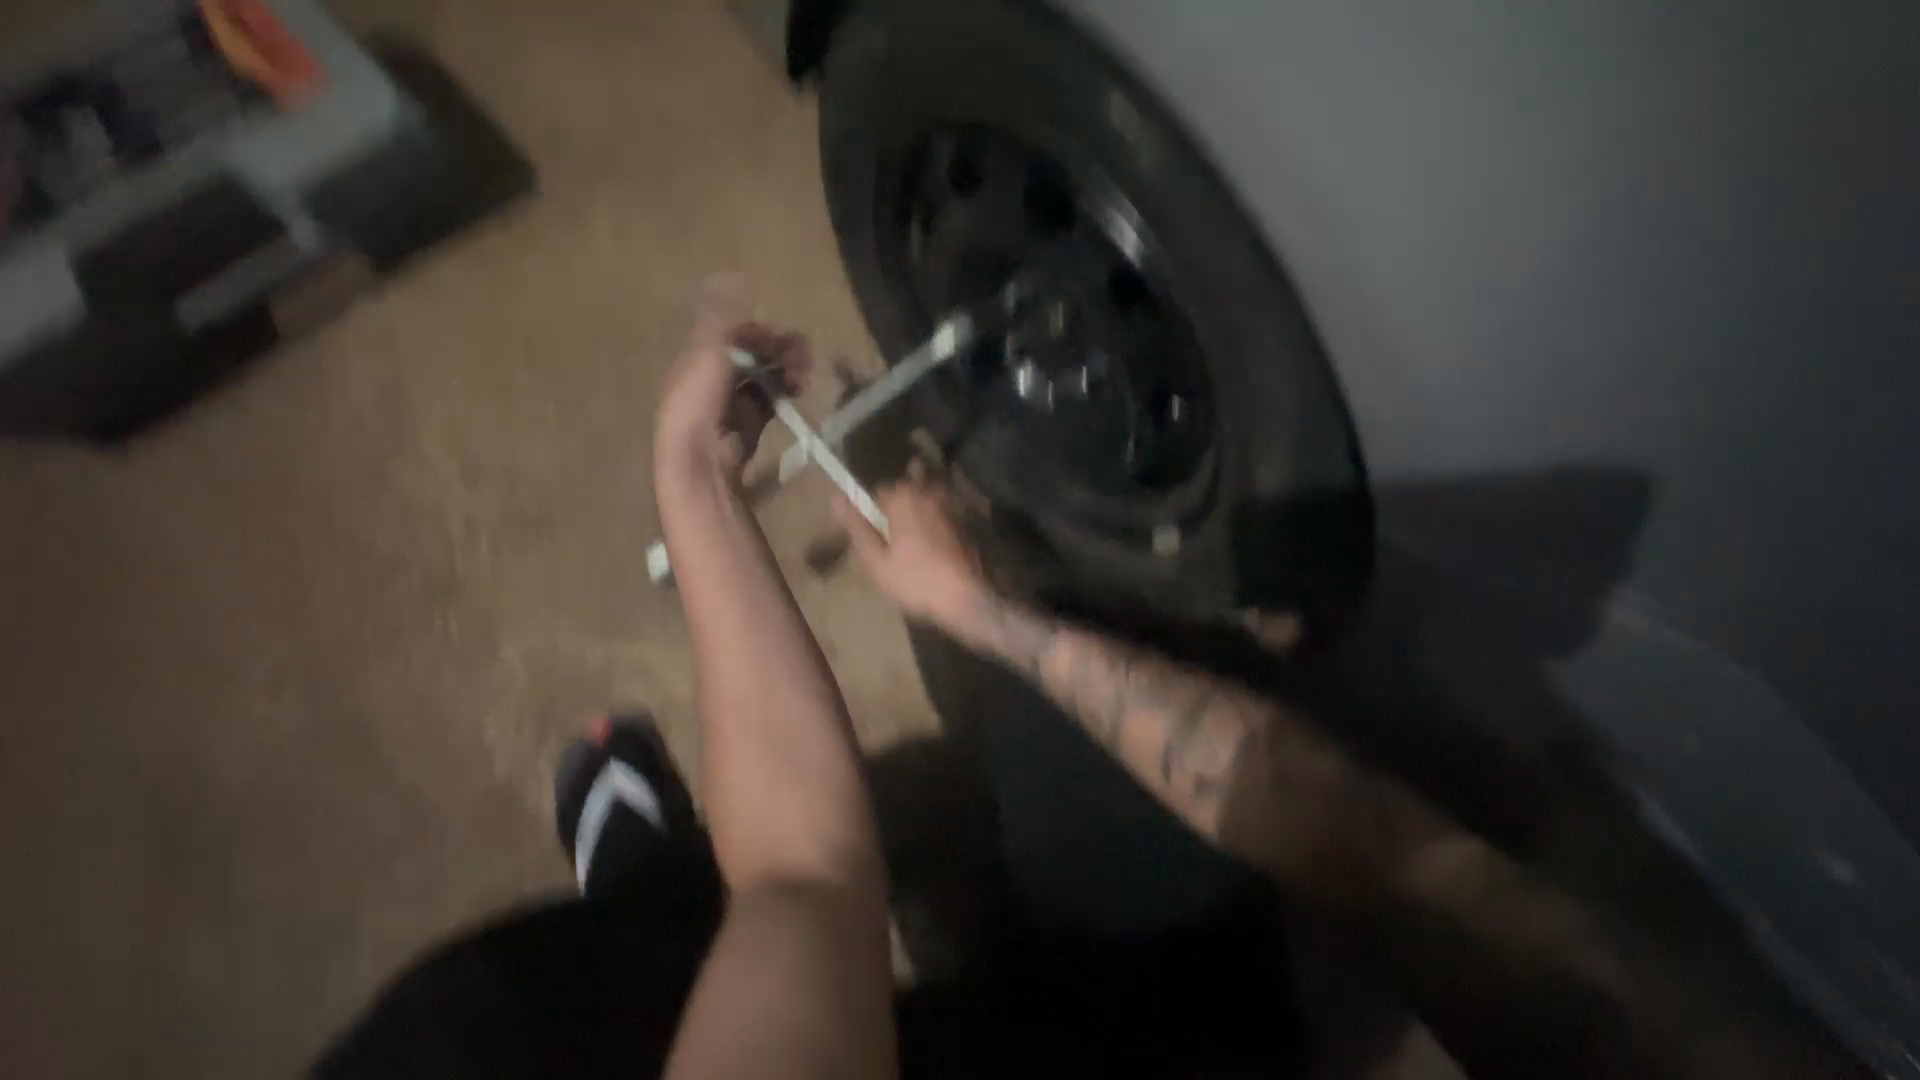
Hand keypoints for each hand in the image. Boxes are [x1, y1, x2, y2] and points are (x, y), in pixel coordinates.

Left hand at [654, 275, 811, 484]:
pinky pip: (770, 403)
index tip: (779, 335)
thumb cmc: (699, 400)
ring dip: (786, 371)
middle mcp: (712, 378)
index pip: (732, 335)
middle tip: (805, 354)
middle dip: (779, 350)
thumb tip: (729, 276)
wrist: (699, 458)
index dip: (758, 331)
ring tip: (805, 375)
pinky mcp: (747, 426)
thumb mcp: (707, 350)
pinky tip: (797, 392)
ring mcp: (731, 404)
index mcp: (697, 358)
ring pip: (764, 378)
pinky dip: (784, 394)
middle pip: (751, 356)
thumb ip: (720, 316)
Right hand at [835, 479, 990, 623]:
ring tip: (914, 540)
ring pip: (928, 496)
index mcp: (903, 499)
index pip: (878, 491)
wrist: (965, 598)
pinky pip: (945, 511)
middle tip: (895, 537)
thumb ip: (857, 526)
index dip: (873, 510)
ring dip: (920, 507)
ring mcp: (951, 505)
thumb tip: (835, 496)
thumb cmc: (915, 581)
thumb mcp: (876, 560)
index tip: (874, 533)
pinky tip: (935, 545)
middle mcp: (928, 493)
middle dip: (898, 504)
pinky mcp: (968, 521)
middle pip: (907, 488)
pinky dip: (938, 520)